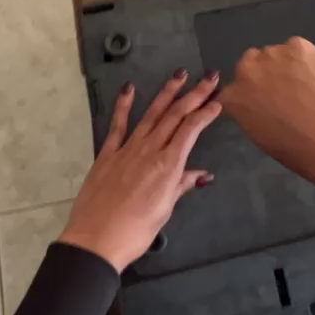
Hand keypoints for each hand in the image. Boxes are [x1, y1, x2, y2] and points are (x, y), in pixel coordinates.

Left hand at [58, 71, 221, 271]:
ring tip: (180, 74)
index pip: (191, 130)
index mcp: (168, 165)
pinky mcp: (107, 153)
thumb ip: (181, 185)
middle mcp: (150, 150)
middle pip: (176, 116)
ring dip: (167, 93)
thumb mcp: (165, 210)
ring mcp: (127, 149)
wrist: (96, 240)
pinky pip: (118, 125)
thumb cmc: (136, 231)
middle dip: (195, 95)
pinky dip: (124, 105)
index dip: (206, 113)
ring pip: (152, 114)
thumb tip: (203, 174)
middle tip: (210, 77)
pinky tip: (129, 88)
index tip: (218, 101)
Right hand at [218, 38, 314, 188]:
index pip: (234, 89)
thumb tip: (256, 102)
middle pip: (250, 63)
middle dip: (262, 74)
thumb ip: (249, 111)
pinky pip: (296, 47)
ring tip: (303, 84)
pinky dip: (303, 58)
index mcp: (234, 96)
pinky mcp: (298, 45)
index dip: (250, 95)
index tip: (263, 103)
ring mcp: (273, 54)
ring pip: (273, 54)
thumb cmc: (295, 146)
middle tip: (282, 91)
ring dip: (283, 65)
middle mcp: (248, 69)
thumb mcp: (259, 134)